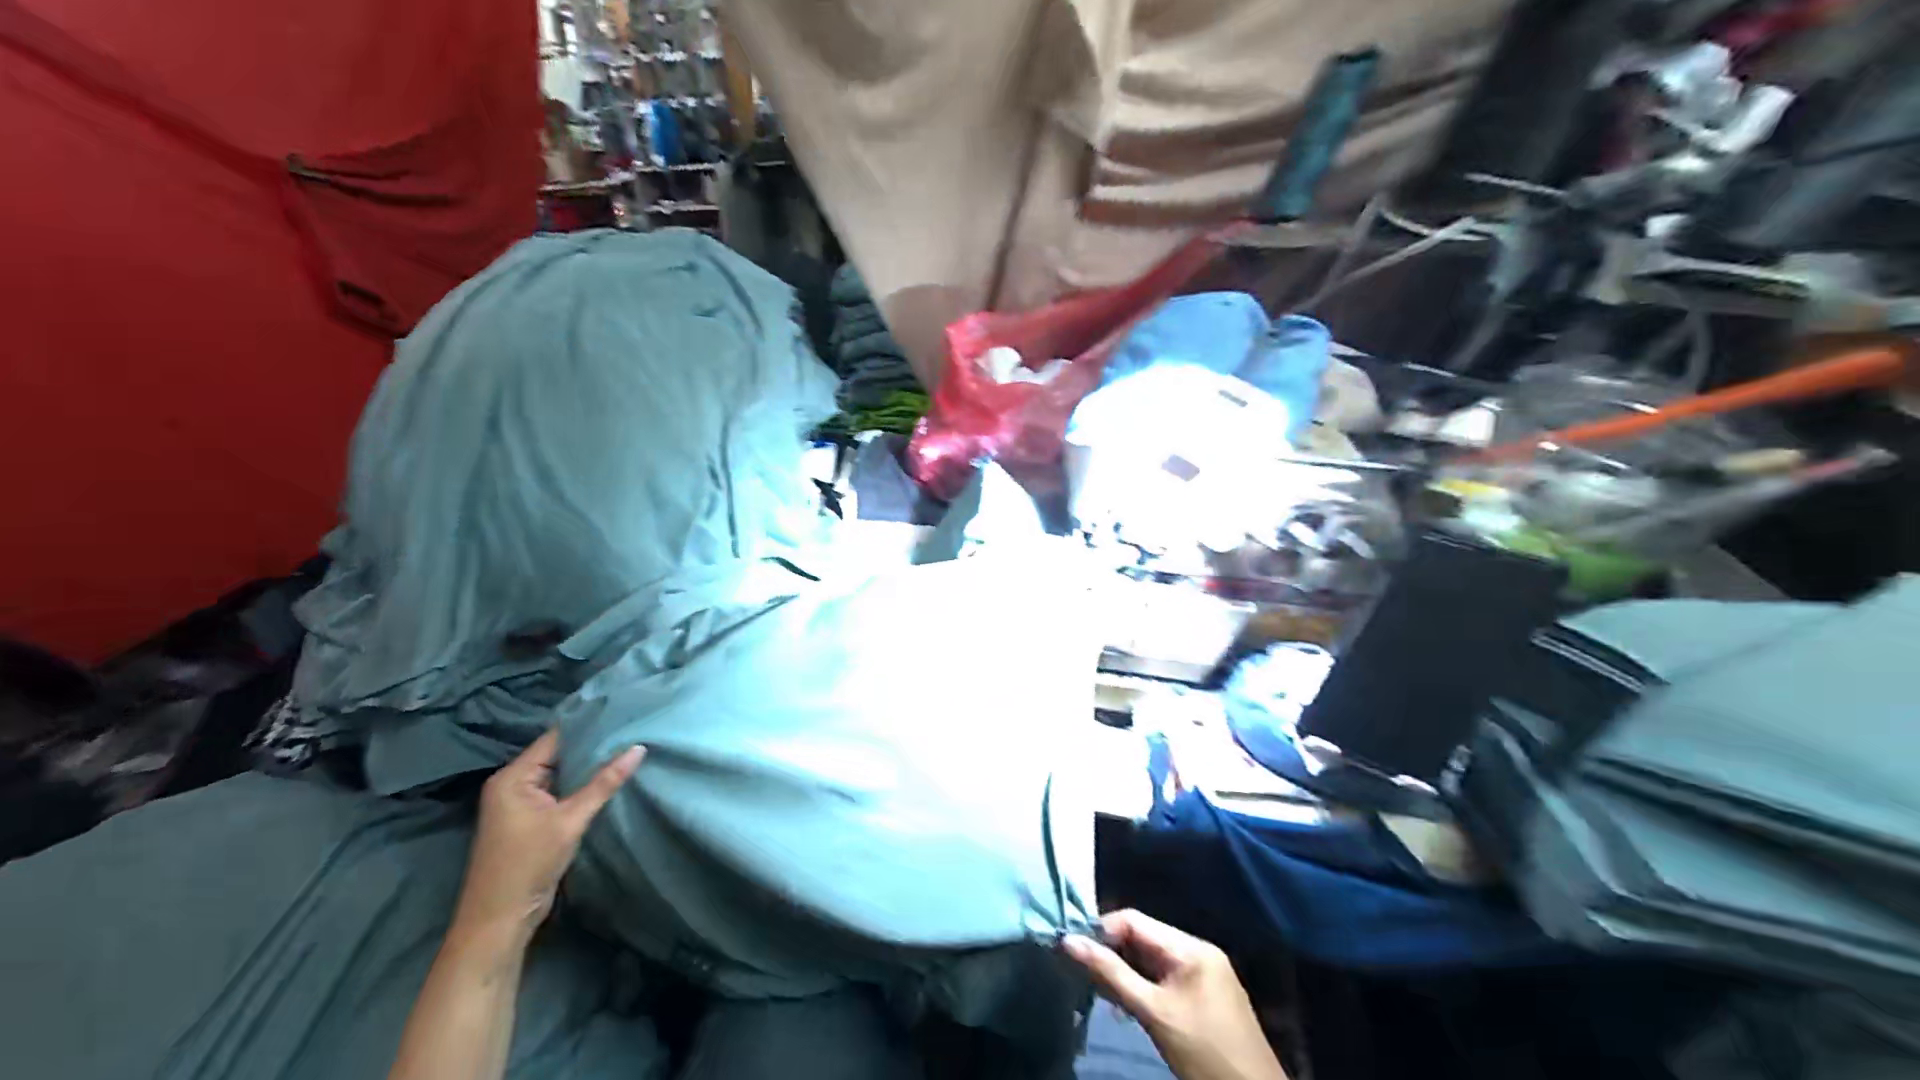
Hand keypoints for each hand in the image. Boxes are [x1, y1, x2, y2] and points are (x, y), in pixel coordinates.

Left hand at [452, 729, 643, 947]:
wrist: (499, 920)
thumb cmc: (527, 864)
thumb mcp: (570, 820)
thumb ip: (604, 783)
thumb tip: (638, 748)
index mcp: (513, 777)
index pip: (555, 739)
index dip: (587, 726)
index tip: (622, 714)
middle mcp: (513, 784)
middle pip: (558, 754)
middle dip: (593, 745)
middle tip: (632, 729)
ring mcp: (521, 803)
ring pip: (561, 773)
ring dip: (589, 767)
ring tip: (627, 747)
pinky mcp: (531, 819)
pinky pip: (561, 791)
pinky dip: (582, 785)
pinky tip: (610, 778)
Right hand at [1063, 910, 1286, 1079]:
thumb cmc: (1204, 1055)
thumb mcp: (1152, 1013)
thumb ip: (1110, 974)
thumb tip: (1068, 941)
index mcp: (1189, 947)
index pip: (1134, 920)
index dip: (1101, 931)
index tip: (1075, 953)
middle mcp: (1197, 950)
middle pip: (1143, 937)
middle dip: (1111, 953)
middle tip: (1083, 975)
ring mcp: (1204, 973)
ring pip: (1151, 959)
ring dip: (1125, 971)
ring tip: (1099, 992)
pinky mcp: (1204, 995)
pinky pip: (1165, 977)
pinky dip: (1142, 986)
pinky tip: (1125, 1005)